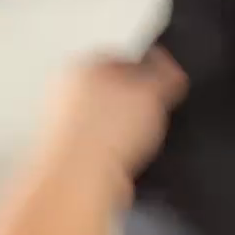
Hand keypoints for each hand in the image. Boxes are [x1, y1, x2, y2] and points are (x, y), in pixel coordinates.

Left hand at [37, 49, 187, 198]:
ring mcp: (64, 120)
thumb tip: (169, 65)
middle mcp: (67, 89)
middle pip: (115, 87)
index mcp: (82, 64)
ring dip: (128, 126)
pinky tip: (127, 154)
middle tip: (154, 111)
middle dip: (138, 99)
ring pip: (111, 116)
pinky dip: (119, 147)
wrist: (79, 177)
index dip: (151, 71)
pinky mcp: (70, 148)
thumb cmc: (105, 132)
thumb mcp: (155, 91)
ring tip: (140, 137)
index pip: (124, 57)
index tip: (166, 84)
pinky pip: (105, 141)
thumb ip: (165, 71)